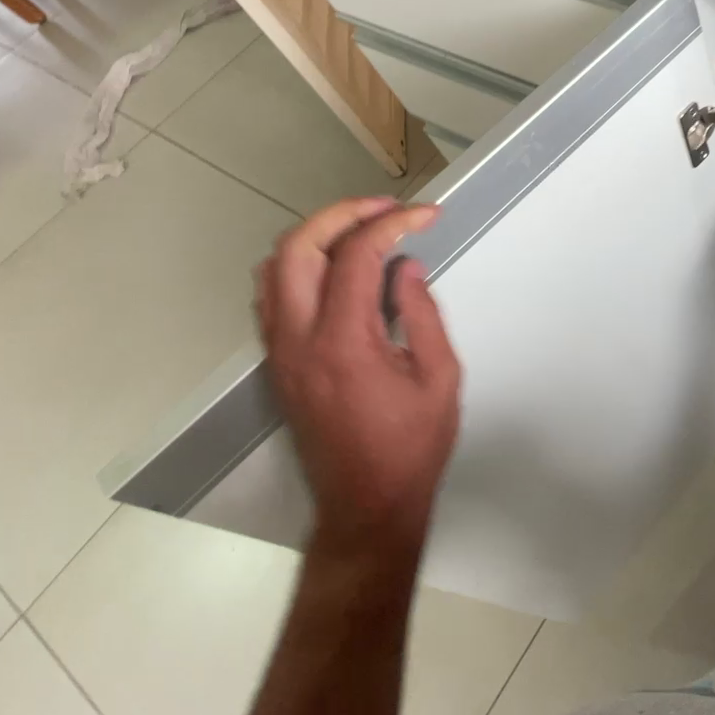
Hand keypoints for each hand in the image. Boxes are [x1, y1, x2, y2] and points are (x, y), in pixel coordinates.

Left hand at [256, 198, 461, 538]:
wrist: (366, 505)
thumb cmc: (412, 447)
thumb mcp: (439, 378)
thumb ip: (423, 315)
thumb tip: (406, 268)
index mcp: (344, 342)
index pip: (357, 256)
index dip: (393, 223)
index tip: (428, 215)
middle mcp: (299, 339)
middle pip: (296, 248)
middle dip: (342, 214)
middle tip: (387, 209)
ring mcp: (280, 351)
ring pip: (274, 268)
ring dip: (316, 236)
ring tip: (362, 230)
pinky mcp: (278, 363)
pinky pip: (274, 296)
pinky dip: (300, 266)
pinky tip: (337, 270)